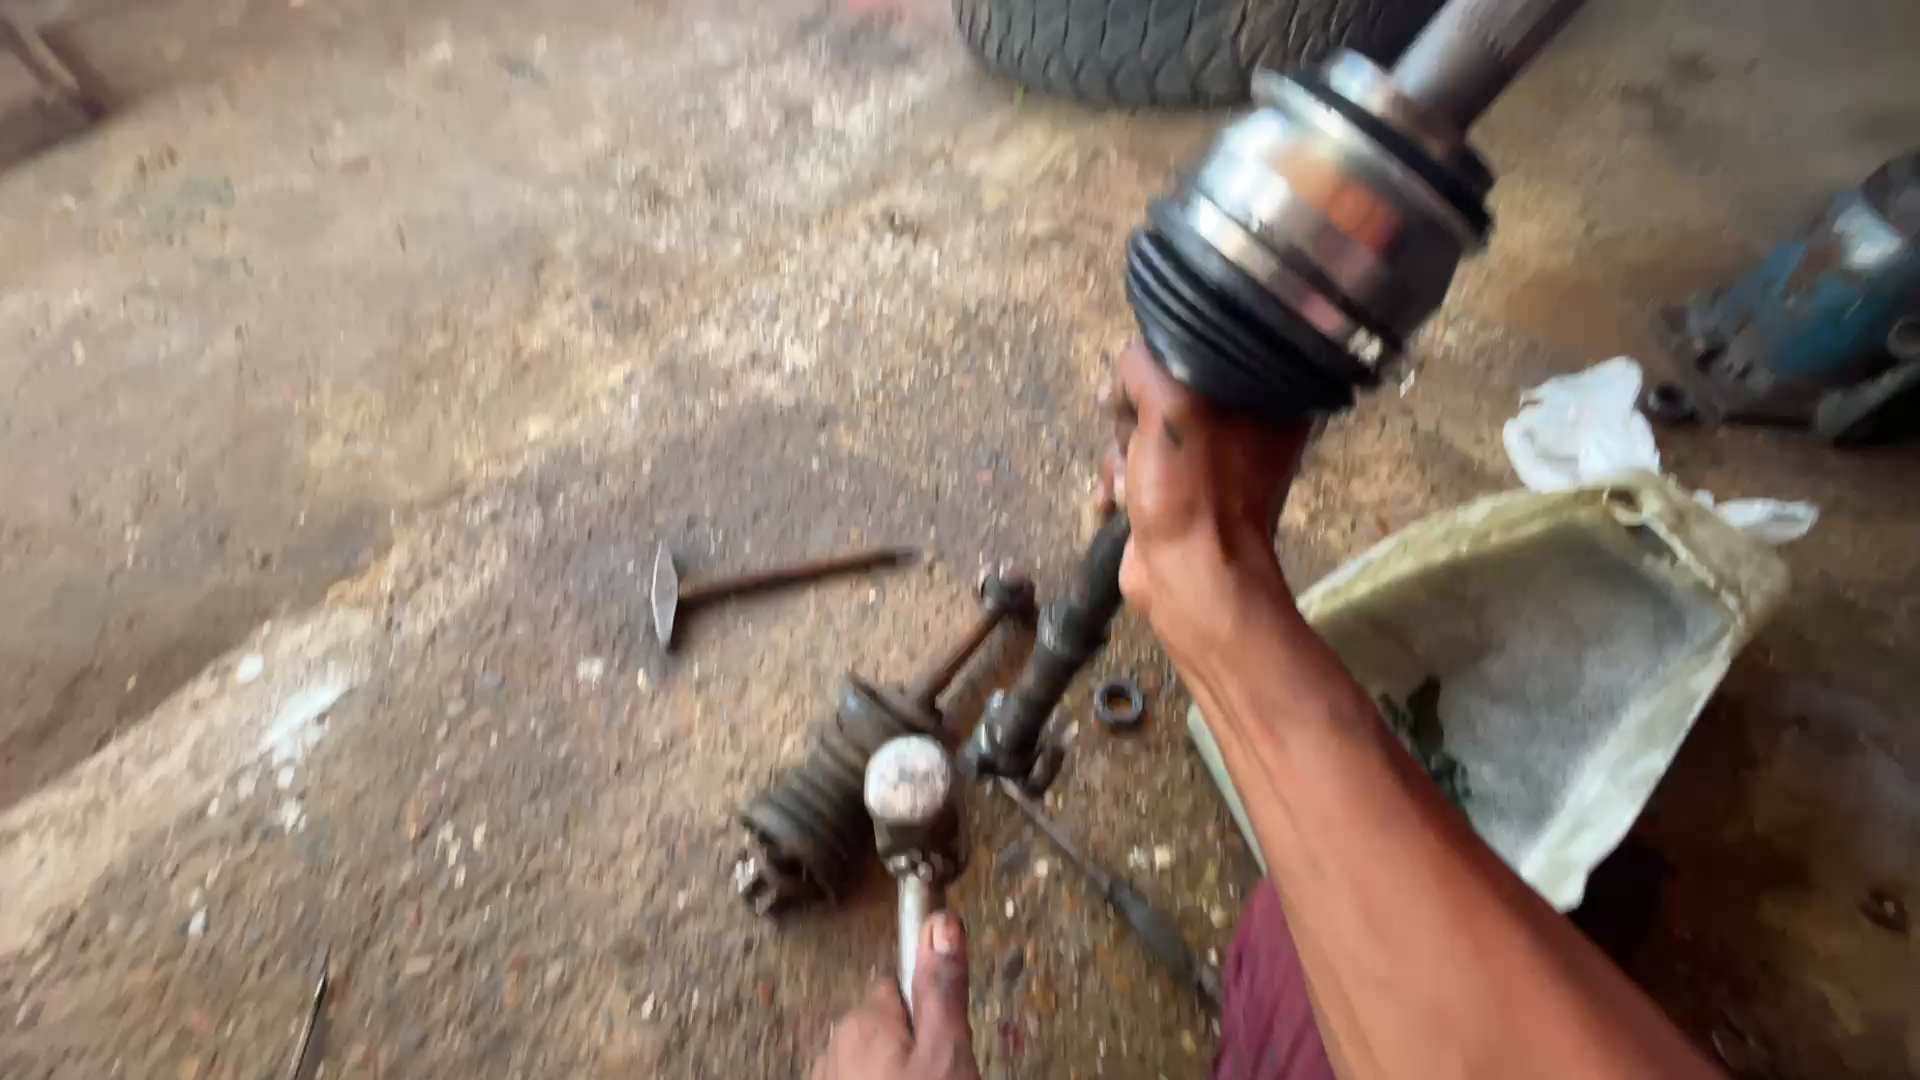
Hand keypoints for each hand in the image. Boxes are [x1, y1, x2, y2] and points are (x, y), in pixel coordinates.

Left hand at [810, 912, 978, 1079]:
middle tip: (938, 1074)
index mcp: (862, 1020)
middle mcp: (834, 1043)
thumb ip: (941, 990)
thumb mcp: (944, 1056)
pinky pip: (858, 1077)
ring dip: (893, 1069)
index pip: (899, 987)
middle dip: (911, 1042)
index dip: (927, 1011)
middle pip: (885, 1022)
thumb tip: (942, 920)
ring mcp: (825, 1076)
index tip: (945, 1040)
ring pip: (871, 1057)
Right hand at [1099, 343, 1308, 668]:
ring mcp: (1206, 462)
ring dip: (1119, 458)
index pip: (1197, 348)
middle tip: (1133, 442)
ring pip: (1139, 431)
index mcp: (1262, 394)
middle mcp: (1240, 424)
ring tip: (1129, 487)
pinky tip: (1116, 505)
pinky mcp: (1175, 492)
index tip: (1137, 391)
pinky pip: (1133, 467)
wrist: (1189, 575)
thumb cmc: (1190, 490)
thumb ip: (1144, 366)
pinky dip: (1117, 484)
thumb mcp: (1169, 407)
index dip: (1158, 366)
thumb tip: (1123, 370)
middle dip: (1132, 420)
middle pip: (1162, 391)